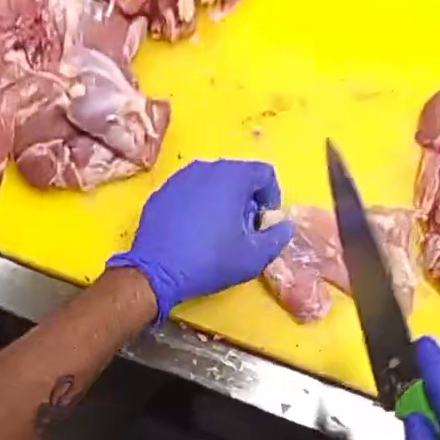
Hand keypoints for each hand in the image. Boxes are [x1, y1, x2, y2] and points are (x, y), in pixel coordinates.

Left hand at [107, 159, 295, 322]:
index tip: (264, 224)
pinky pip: (187, 196)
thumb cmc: (209, 261)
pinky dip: (195, 209)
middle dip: (245, 202)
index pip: (265, 174)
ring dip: (220, 204)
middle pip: (237, 177)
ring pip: (210, 185)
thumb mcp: (252, 258)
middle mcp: (205, 168)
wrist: (156, 272)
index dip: (271, 199)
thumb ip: (276, 239)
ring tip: (216, 235)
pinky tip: (191, 235)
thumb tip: (283, 227)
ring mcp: (179, 179)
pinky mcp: (160, 195)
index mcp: (233, 175)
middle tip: (241, 232)